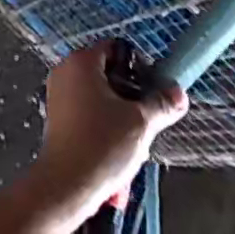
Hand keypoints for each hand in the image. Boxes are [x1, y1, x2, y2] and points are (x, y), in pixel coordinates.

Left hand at [32, 42, 187, 216]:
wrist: (66, 184)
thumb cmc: (101, 145)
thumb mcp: (140, 123)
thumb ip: (162, 104)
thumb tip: (178, 92)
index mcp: (81, 61)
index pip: (116, 48)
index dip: (137, 66)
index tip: (151, 90)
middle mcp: (65, 70)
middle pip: (107, 72)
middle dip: (129, 95)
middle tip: (142, 118)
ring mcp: (58, 93)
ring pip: (99, 95)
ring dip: (118, 114)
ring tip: (130, 139)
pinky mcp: (56, 116)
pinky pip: (86, 110)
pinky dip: (102, 123)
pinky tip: (113, 149)